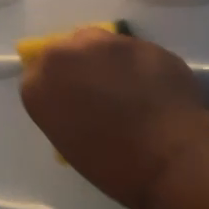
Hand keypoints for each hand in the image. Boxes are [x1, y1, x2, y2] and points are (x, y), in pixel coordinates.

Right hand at [19, 27, 208, 208]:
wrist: (171, 161)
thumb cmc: (113, 164)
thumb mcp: (67, 137)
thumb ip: (63, 106)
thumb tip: (80, 98)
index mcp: (36, 84)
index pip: (39, 72)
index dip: (60, 84)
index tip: (74, 99)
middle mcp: (63, 55)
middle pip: (67, 49)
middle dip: (81, 65)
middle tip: (103, 91)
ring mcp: (106, 44)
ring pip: (102, 44)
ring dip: (111, 61)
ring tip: (132, 88)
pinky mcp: (144, 44)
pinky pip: (137, 53)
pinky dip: (143, 67)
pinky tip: (157, 90)